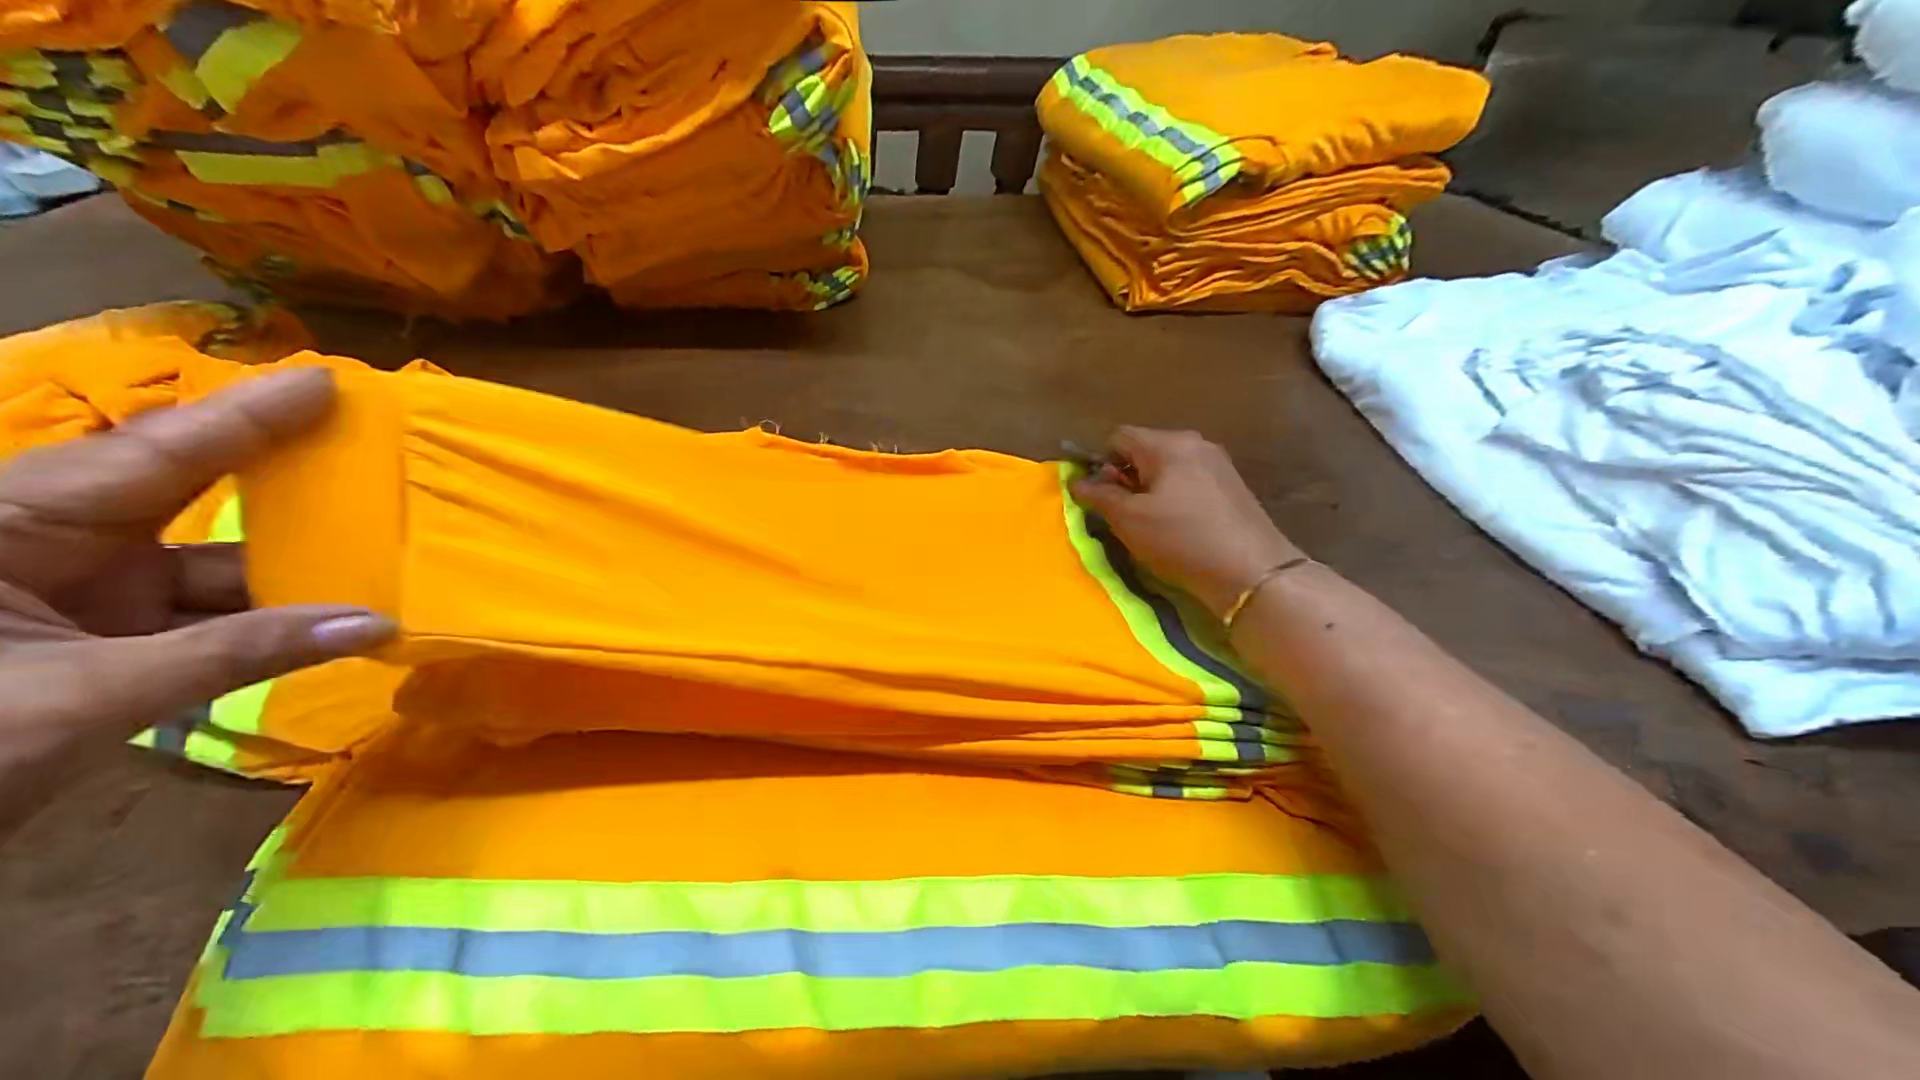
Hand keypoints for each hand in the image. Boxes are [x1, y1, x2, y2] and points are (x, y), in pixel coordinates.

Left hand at [0, 369, 393, 820]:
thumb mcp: (82, 697)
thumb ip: (238, 655)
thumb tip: (375, 626)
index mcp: (13, 522)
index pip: (157, 455)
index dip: (248, 417)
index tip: (328, 381)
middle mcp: (53, 545)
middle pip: (193, 499)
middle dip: (280, 476)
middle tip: (367, 447)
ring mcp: (84, 597)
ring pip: (213, 570)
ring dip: (293, 572)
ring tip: (382, 549)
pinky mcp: (108, 643)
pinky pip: (210, 619)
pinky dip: (273, 625)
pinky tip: (339, 619)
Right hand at [1071, 427, 1303, 619]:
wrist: (1252, 572)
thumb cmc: (1182, 540)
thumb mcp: (1129, 520)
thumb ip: (1100, 495)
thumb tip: (1078, 481)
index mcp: (1169, 444)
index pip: (1118, 437)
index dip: (1102, 464)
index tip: (1103, 498)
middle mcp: (1196, 443)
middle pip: (1144, 451)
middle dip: (1127, 479)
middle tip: (1126, 516)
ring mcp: (1218, 464)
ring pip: (1167, 469)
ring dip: (1151, 492)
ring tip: (1152, 526)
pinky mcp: (1232, 487)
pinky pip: (1189, 482)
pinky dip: (1175, 499)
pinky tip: (1179, 528)